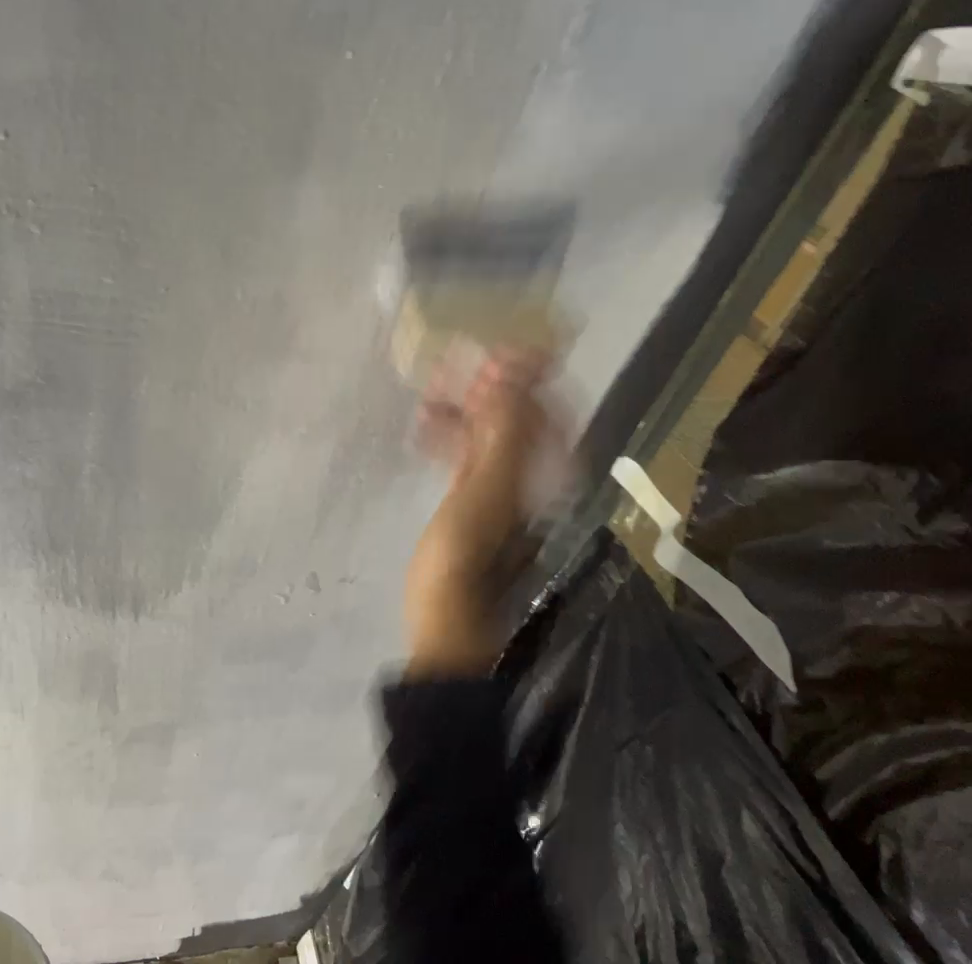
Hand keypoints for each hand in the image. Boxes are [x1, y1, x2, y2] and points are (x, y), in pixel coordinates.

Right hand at [405, 345, 554, 677]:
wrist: (445, 627)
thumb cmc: (463, 567)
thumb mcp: (482, 499)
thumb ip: (500, 437)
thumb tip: (509, 377)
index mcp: (543, 474)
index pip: (548, 408)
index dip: (529, 373)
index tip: (496, 343)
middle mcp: (531, 476)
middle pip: (519, 415)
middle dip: (488, 383)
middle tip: (451, 360)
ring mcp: (502, 489)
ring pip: (489, 431)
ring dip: (464, 405)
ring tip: (430, 388)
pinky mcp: (474, 503)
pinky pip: (467, 454)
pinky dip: (450, 435)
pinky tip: (423, 428)